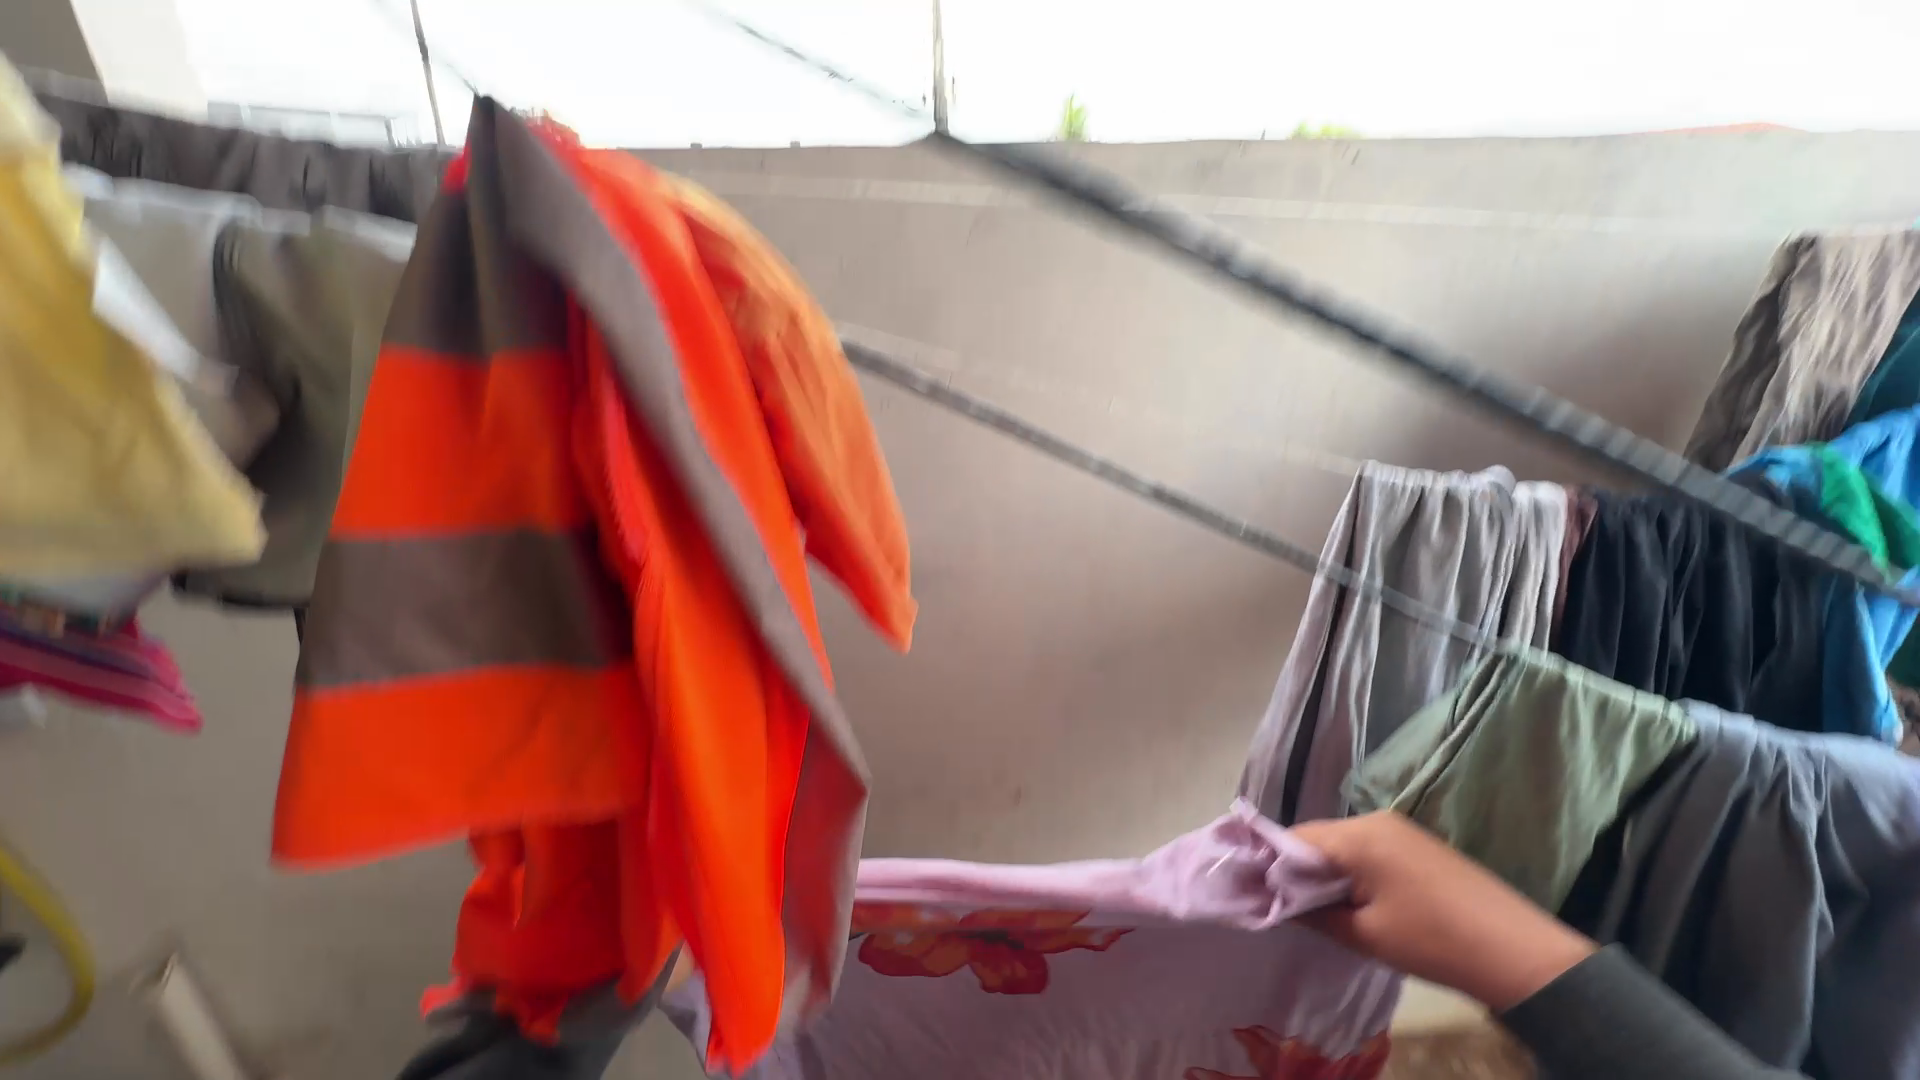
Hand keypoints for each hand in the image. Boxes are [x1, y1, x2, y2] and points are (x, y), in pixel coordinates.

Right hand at [1290, 812, 1596, 1010]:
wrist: (1521, 955)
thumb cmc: (1433, 942)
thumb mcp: (1365, 935)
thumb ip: (1313, 914)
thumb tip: (1273, 903)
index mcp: (1357, 836)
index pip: (1294, 838)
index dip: (1272, 864)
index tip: (1258, 892)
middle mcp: (1375, 820)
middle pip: (1319, 838)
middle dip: (1299, 868)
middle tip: (1289, 906)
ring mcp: (1401, 828)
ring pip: (1344, 844)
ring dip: (1328, 871)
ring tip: (1324, 907)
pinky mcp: (1419, 843)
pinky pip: (1369, 849)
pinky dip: (1355, 870)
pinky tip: (1360, 900)